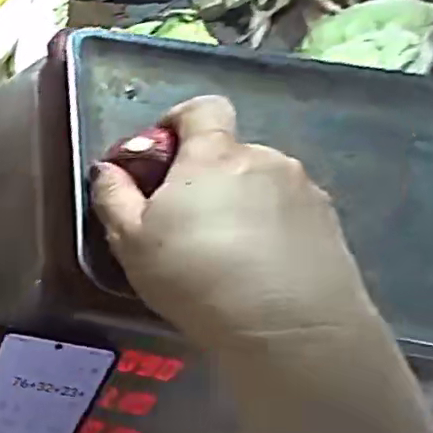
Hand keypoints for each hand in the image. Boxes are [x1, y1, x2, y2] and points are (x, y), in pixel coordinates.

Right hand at [90, 95, 378, 357]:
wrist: (285, 323)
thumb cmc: (191, 274)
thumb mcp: (128, 239)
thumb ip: (113, 195)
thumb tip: (108, 168)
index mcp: (211, 157)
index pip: (200, 109)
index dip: (172, 122)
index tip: (151, 156)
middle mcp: (263, 158)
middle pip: (221, 150)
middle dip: (191, 173)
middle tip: (166, 219)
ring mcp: (301, 186)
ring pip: (249, 179)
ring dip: (224, 198)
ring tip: (205, 246)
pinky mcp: (324, 216)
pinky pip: (276, 204)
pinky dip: (253, 220)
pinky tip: (239, 258)